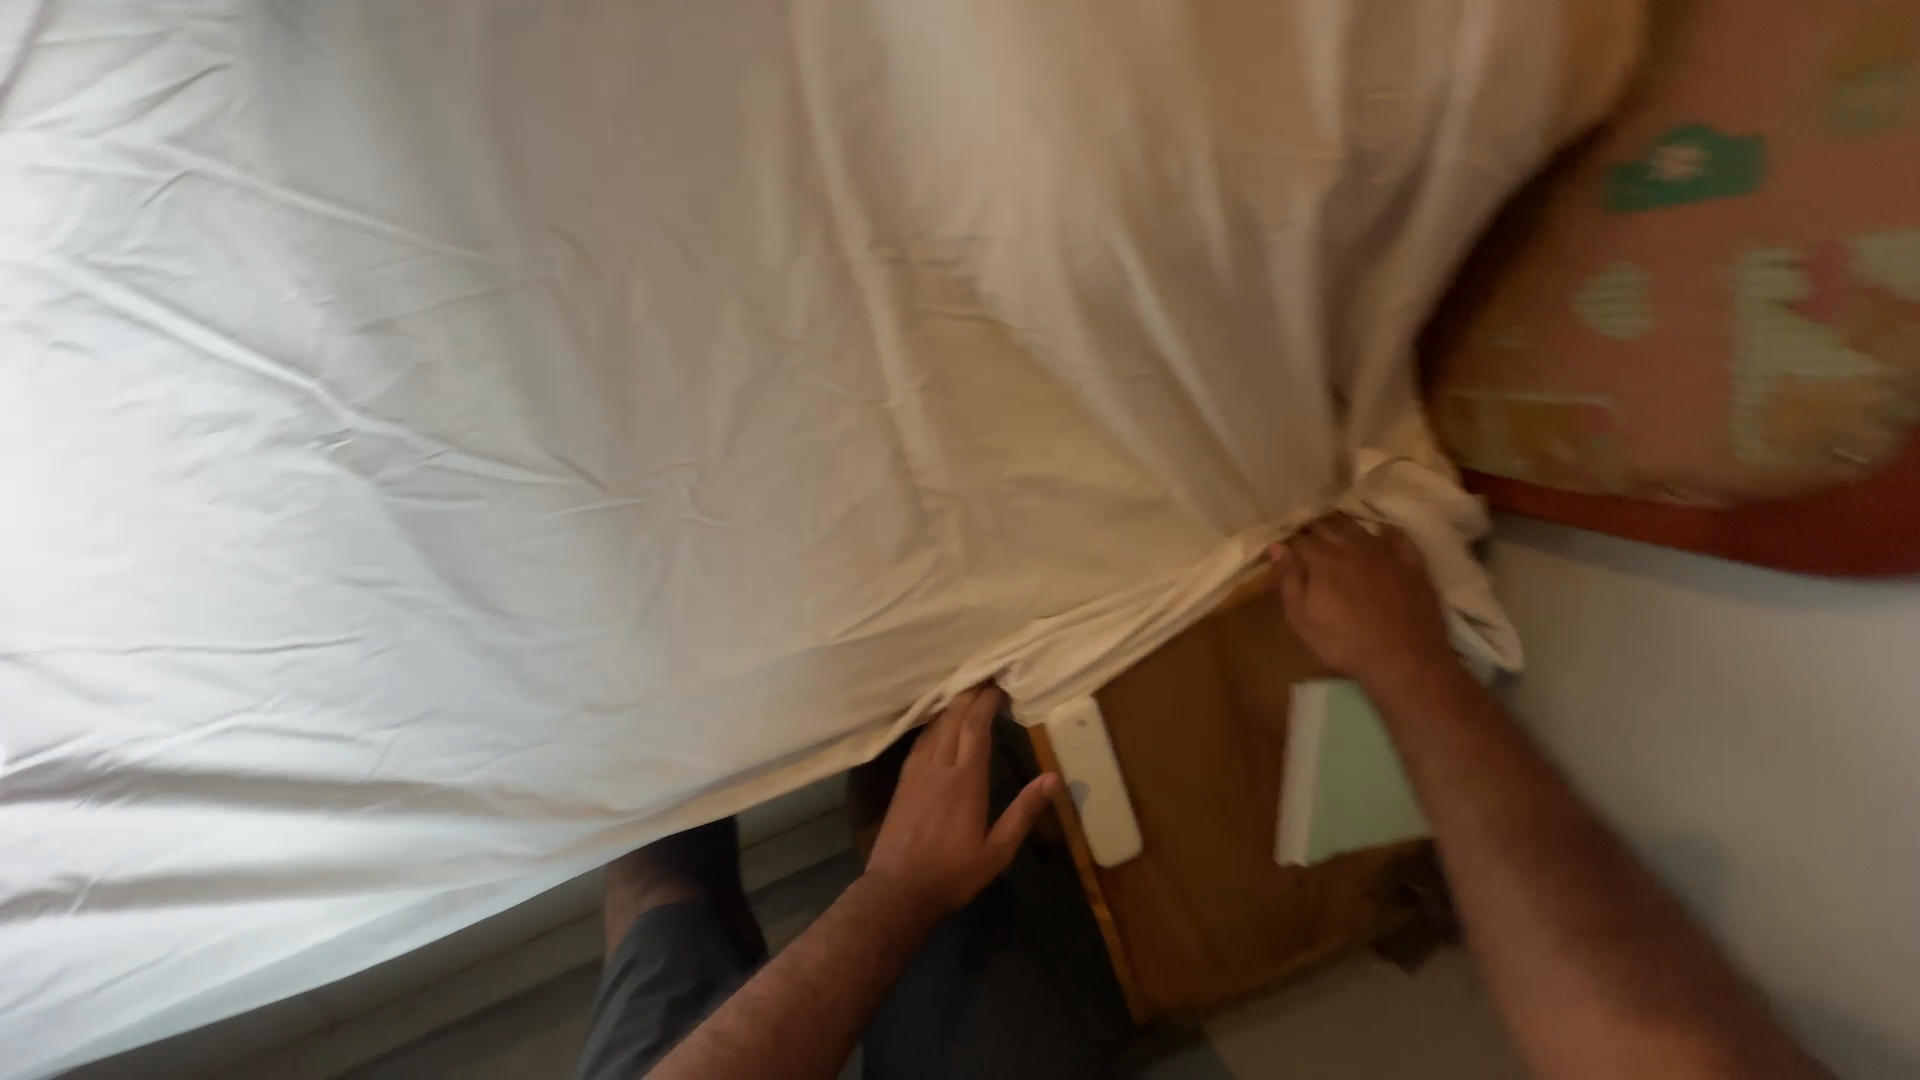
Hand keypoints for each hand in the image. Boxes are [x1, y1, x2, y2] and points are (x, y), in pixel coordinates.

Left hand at [866, 685, 1060, 917]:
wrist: (898, 890)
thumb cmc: (953, 873)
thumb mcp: (997, 850)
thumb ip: (1023, 811)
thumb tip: (1054, 779)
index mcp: (966, 780)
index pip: (976, 727)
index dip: (987, 702)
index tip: (999, 686)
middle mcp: (940, 766)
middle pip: (954, 718)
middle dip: (970, 694)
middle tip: (986, 678)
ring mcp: (917, 770)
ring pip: (935, 725)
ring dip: (952, 705)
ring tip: (967, 692)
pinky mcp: (904, 779)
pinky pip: (920, 739)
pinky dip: (934, 722)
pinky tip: (939, 721)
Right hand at [1269, 515, 1454, 689]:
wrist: (1404, 660)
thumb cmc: (1344, 644)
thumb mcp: (1302, 620)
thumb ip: (1289, 581)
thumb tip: (1277, 548)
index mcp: (1323, 561)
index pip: (1300, 538)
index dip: (1289, 539)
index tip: (1283, 545)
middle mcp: (1353, 547)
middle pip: (1329, 525)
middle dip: (1313, 527)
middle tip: (1305, 534)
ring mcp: (1386, 553)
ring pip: (1359, 526)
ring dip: (1343, 524)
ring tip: (1334, 528)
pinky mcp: (1411, 563)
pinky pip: (1397, 535)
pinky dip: (1383, 531)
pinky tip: (1378, 533)